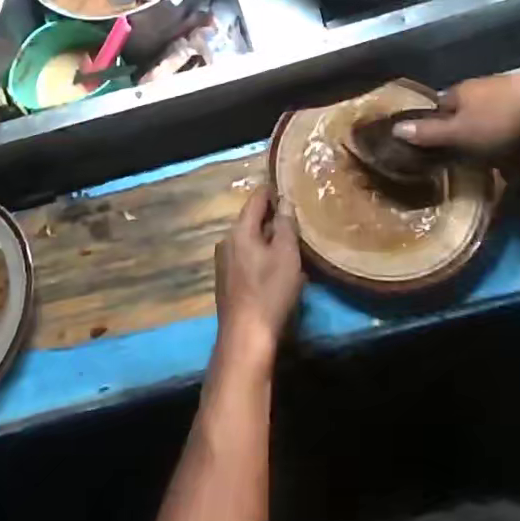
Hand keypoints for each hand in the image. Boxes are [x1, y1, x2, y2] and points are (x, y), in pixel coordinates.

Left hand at [214, 185, 302, 362]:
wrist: (245, 334)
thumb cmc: (269, 291)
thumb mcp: (286, 255)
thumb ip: (285, 225)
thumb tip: (285, 201)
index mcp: (239, 230)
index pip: (256, 199)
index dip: (272, 190)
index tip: (288, 185)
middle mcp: (227, 240)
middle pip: (251, 219)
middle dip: (272, 216)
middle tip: (295, 214)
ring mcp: (223, 261)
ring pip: (249, 239)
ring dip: (267, 237)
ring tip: (290, 240)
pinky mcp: (226, 279)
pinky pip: (246, 256)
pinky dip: (261, 253)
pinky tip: (276, 265)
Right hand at [393, 71, 519, 174]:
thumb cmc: (503, 122)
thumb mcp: (461, 134)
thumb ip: (430, 133)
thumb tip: (395, 128)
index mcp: (462, 91)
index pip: (442, 105)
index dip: (440, 124)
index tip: (442, 144)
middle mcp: (486, 83)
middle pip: (471, 107)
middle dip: (473, 127)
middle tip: (476, 154)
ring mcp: (516, 85)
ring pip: (499, 108)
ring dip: (500, 127)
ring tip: (507, 154)